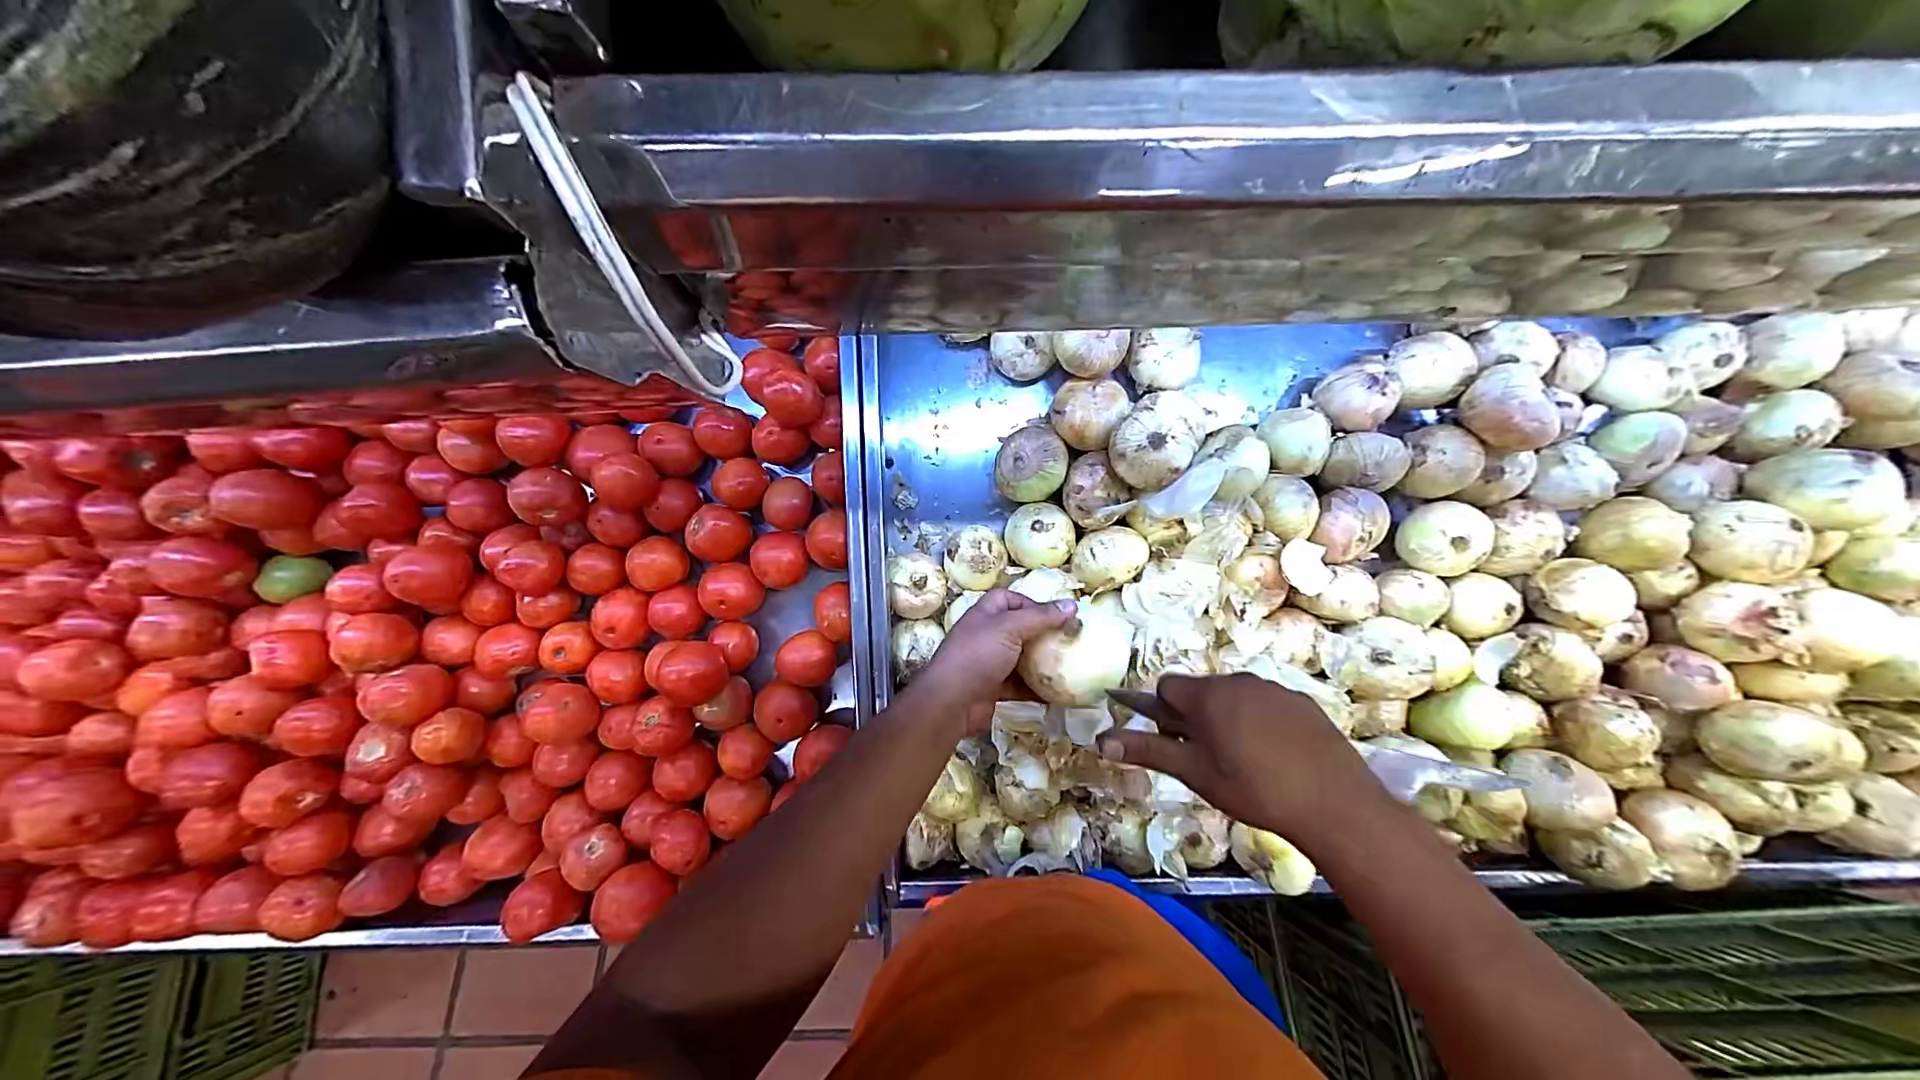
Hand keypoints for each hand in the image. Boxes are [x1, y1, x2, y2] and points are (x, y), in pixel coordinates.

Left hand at [904, 589, 1075, 737]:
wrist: (950, 702)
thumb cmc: (977, 655)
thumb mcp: (1010, 628)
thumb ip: (1041, 617)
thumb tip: (1072, 605)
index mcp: (986, 613)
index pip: (1009, 599)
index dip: (1032, 603)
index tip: (1057, 615)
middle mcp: (986, 635)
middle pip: (1019, 629)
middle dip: (1043, 635)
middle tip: (1069, 641)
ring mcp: (989, 662)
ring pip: (1021, 658)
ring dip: (1042, 663)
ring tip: (1069, 665)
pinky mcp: (993, 687)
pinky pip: (1020, 684)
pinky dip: (1037, 688)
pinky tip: (1058, 693)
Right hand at [1097, 673, 1389, 847]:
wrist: (1335, 804)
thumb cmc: (1254, 789)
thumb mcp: (1195, 773)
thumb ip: (1148, 750)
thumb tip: (1101, 741)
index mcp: (1207, 695)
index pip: (1167, 686)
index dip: (1165, 714)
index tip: (1181, 743)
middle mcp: (1238, 681)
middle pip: (1201, 690)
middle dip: (1197, 716)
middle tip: (1211, 757)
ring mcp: (1273, 688)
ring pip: (1234, 696)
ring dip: (1229, 718)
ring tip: (1247, 761)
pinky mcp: (1302, 701)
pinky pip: (1266, 702)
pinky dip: (1261, 721)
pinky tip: (1277, 756)